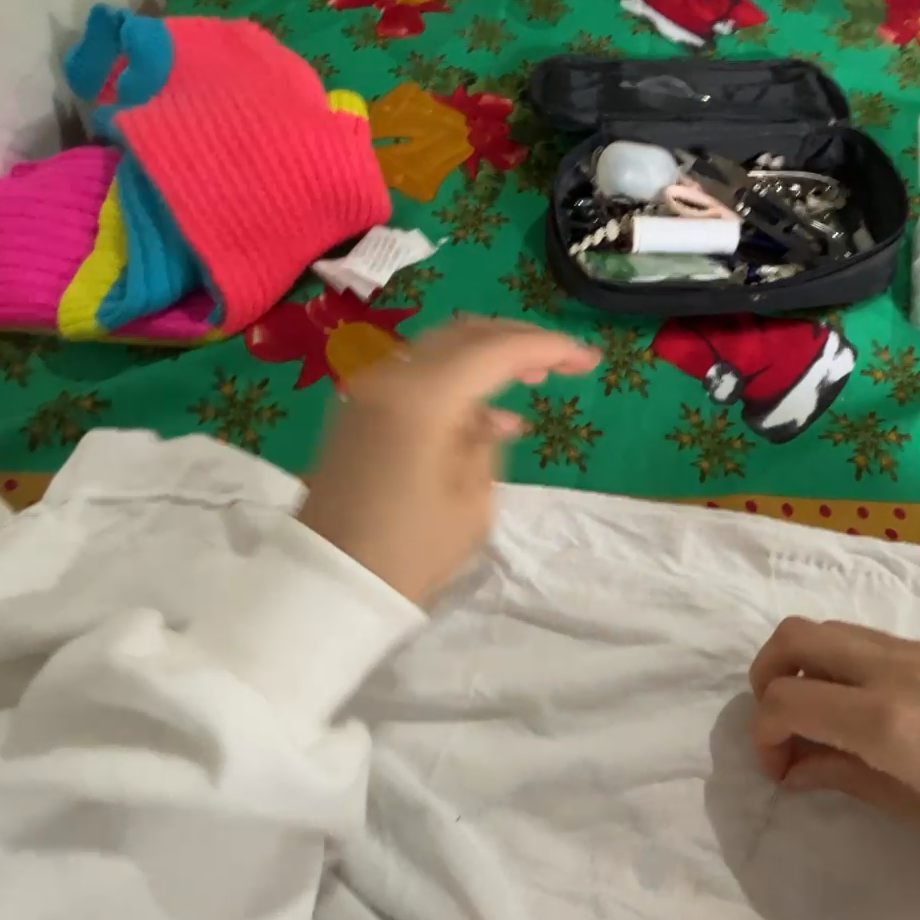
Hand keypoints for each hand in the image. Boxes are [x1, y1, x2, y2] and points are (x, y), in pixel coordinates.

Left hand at [298, 317, 598, 605]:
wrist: (330, 584)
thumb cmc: (411, 551)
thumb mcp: (472, 501)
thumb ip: (487, 441)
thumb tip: (492, 417)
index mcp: (424, 398)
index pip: (498, 350)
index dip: (550, 348)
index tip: (589, 360)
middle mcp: (391, 378)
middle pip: (465, 334)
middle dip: (519, 340)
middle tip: (562, 362)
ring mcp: (368, 392)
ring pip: (439, 349)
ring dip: (488, 356)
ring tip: (532, 380)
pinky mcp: (359, 412)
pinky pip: (417, 376)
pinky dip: (457, 380)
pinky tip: (488, 413)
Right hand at [748, 618, 919, 868]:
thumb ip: (849, 778)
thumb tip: (794, 769)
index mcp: (887, 722)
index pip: (787, 701)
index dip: (763, 734)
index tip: (778, 768)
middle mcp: (892, 670)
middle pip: (794, 639)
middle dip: (765, 677)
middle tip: (778, 724)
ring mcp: (916, 649)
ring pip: (827, 629)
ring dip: (800, 663)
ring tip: (816, 713)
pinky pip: (864, 638)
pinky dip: (838, 660)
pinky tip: (862, 703)